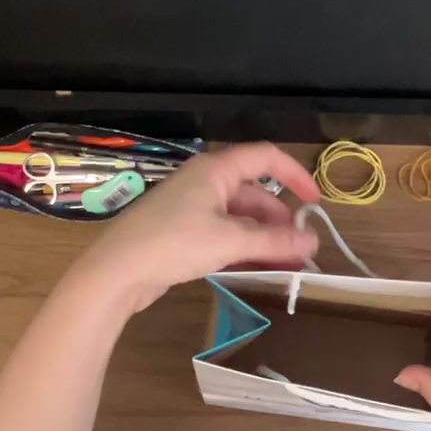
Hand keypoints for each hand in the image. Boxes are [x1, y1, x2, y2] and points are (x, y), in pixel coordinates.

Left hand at [65, 142, 322, 312]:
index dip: (295, 174)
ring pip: (238, 216)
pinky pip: (222, 232)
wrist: (115, 272)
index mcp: (215, 170)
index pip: (265, 157)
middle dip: (280, 218)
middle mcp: (204, 181)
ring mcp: (191, 206)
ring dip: (263, 236)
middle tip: (301, 247)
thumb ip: (274, 241)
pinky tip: (257, 267)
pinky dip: (243, 246)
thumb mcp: (229, 242)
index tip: (316, 201)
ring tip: (286, 262)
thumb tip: (313, 241)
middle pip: (253, 192)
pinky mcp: (181, 231)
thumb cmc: (172, 244)